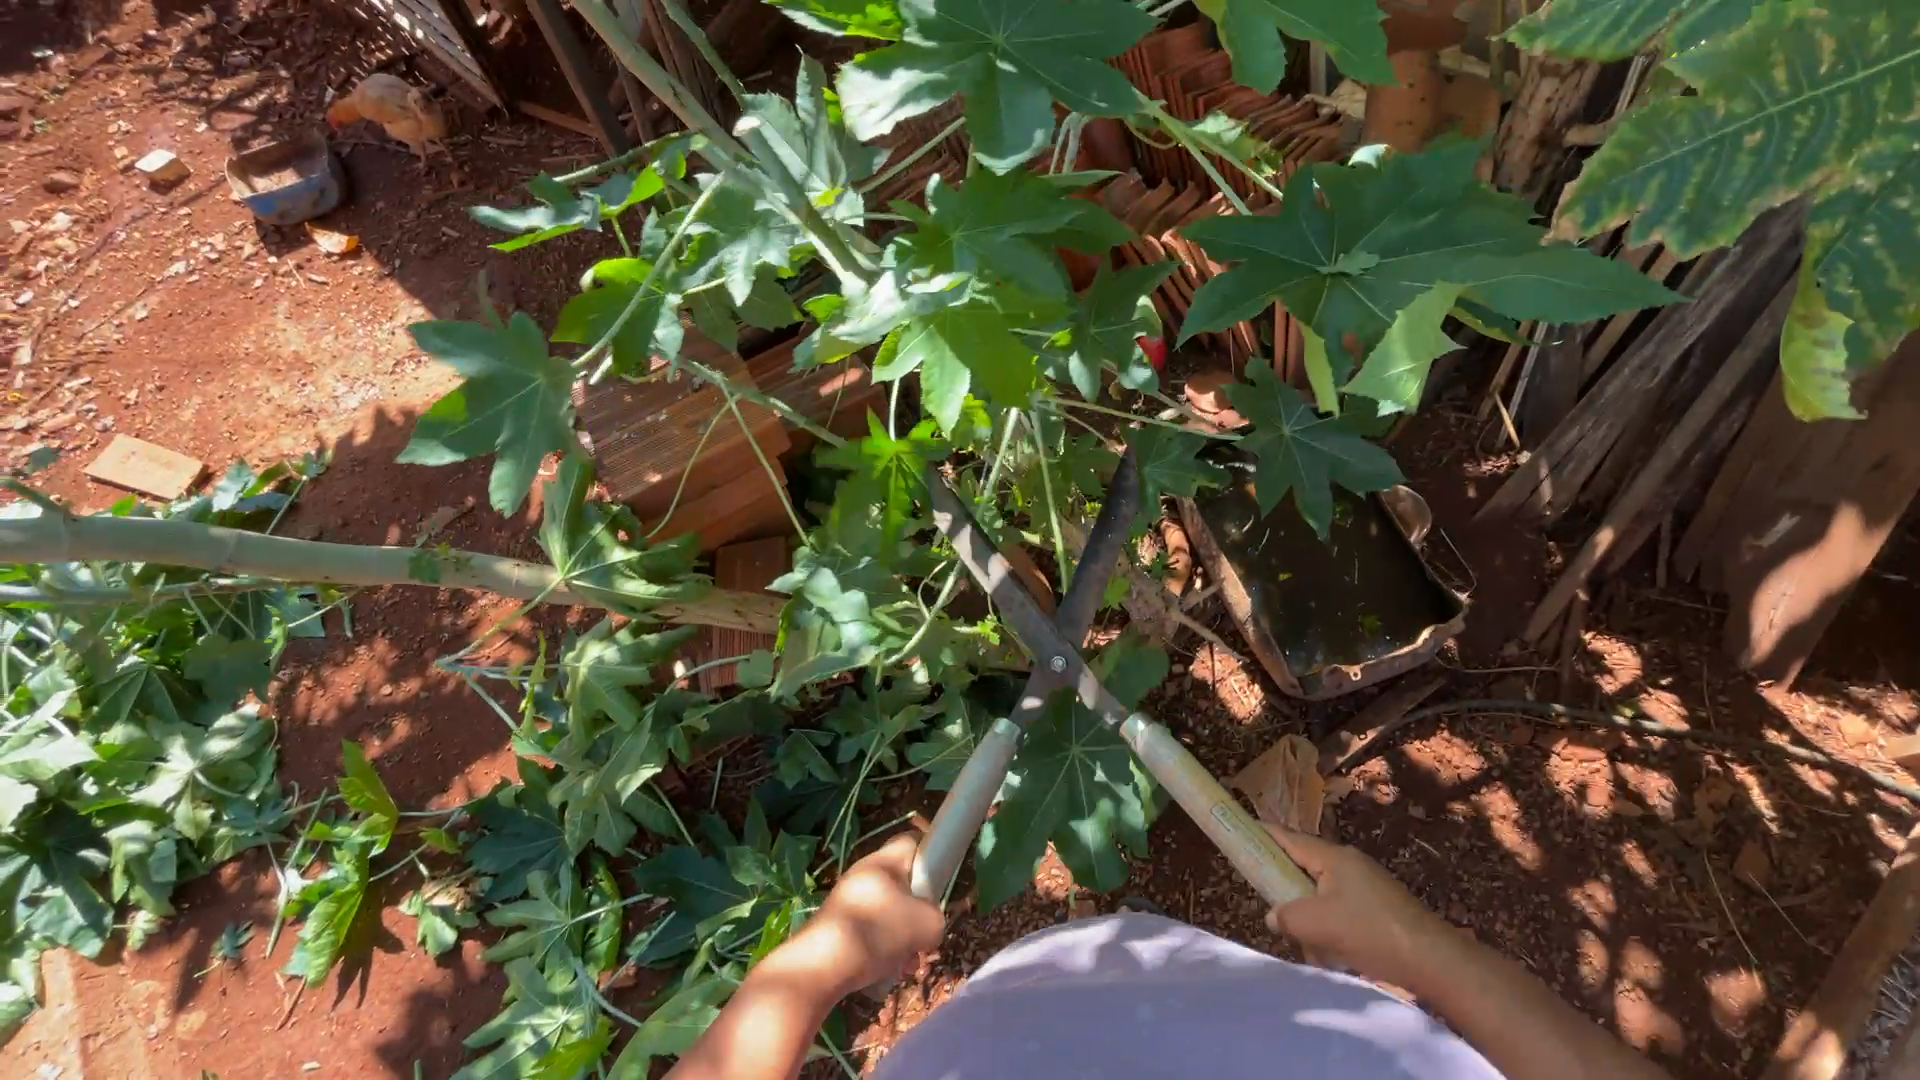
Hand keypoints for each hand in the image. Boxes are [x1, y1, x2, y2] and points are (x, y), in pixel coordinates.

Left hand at [789, 834, 944, 990]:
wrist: (820, 967)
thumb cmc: (877, 933)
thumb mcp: (927, 924)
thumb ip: (936, 917)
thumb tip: (926, 925)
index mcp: (883, 862)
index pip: (912, 841)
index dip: (931, 856)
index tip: (939, 883)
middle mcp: (864, 874)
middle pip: (903, 884)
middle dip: (917, 912)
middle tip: (924, 935)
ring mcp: (847, 901)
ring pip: (888, 913)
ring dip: (902, 938)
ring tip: (906, 964)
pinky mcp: (836, 927)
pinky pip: (870, 932)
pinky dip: (882, 951)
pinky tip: (886, 973)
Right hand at [1262, 826, 1450, 990]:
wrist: (1435, 962)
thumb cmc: (1370, 932)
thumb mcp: (1316, 924)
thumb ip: (1285, 916)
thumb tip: (1274, 915)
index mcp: (1334, 857)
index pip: (1289, 838)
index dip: (1263, 834)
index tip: (1242, 832)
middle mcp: (1350, 865)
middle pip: (1305, 868)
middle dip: (1287, 890)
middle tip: (1271, 905)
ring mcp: (1368, 888)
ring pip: (1323, 896)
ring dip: (1311, 919)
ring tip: (1308, 946)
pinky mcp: (1380, 911)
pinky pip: (1342, 913)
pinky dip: (1331, 931)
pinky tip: (1333, 956)